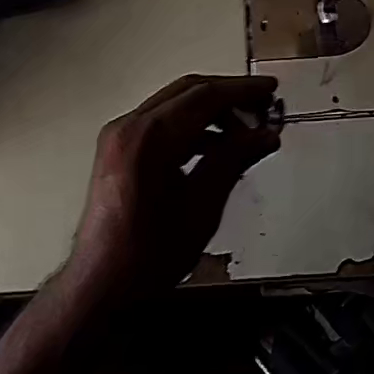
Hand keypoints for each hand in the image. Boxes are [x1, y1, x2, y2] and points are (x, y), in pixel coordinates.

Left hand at [61, 75, 279, 300]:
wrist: (103, 282)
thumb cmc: (149, 255)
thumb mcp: (202, 207)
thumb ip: (233, 161)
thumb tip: (264, 135)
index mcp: (150, 138)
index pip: (205, 96)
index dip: (242, 91)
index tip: (270, 91)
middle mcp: (128, 128)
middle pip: (187, 93)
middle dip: (228, 97)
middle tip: (263, 108)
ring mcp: (118, 138)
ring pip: (172, 106)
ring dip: (209, 113)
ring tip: (245, 133)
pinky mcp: (116, 151)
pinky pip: (158, 124)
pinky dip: (188, 128)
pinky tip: (215, 149)